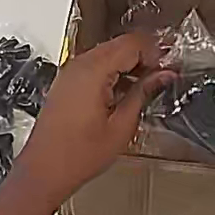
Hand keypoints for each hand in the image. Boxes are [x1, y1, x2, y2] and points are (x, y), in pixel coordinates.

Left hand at [9, 32, 169, 207]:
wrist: (45, 171)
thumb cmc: (78, 155)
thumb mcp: (122, 125)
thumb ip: (144, 93)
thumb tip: (163, 76)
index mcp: (93, 72)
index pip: (131, 44)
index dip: (154, 51)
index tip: (169, 65)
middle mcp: (78, 66)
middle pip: (119, 44)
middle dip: (144, 56)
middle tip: (163, 74)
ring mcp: (69, 73)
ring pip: (107, 53)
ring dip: (129, 64)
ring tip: (148, 85)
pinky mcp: (66, 83)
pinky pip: (94, 66)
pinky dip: (113, 72)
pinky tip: (126, 92)